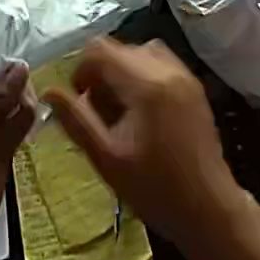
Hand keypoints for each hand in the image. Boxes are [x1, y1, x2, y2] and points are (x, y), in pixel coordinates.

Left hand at [0, 63, 36, 259]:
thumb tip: (19, 68)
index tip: (16, 37)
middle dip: (11, 75)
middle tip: (30, 64)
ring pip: (11, 103)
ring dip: (23, 95)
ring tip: (36, 86)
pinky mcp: (6, 150)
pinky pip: (20, 125)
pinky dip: (30, 116)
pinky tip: (40, 105)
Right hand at [42, 39, 259, 259]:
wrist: (211, 212)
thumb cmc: (155, 189)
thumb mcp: (107, 158)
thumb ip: (76, 119)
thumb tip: (49, 91)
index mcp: (145, 84)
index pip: (99, 49)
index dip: (81, 70)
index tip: (80, 101)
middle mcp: (166, 69)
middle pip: (119, 48)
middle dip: (100, 72)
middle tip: (99, 111)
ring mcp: (184, 76)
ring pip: (138, 52)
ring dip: (121, 71)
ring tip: (119, 108)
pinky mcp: (194, 86)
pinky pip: (159, 62)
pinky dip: (142, 74)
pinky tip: (141, 109)